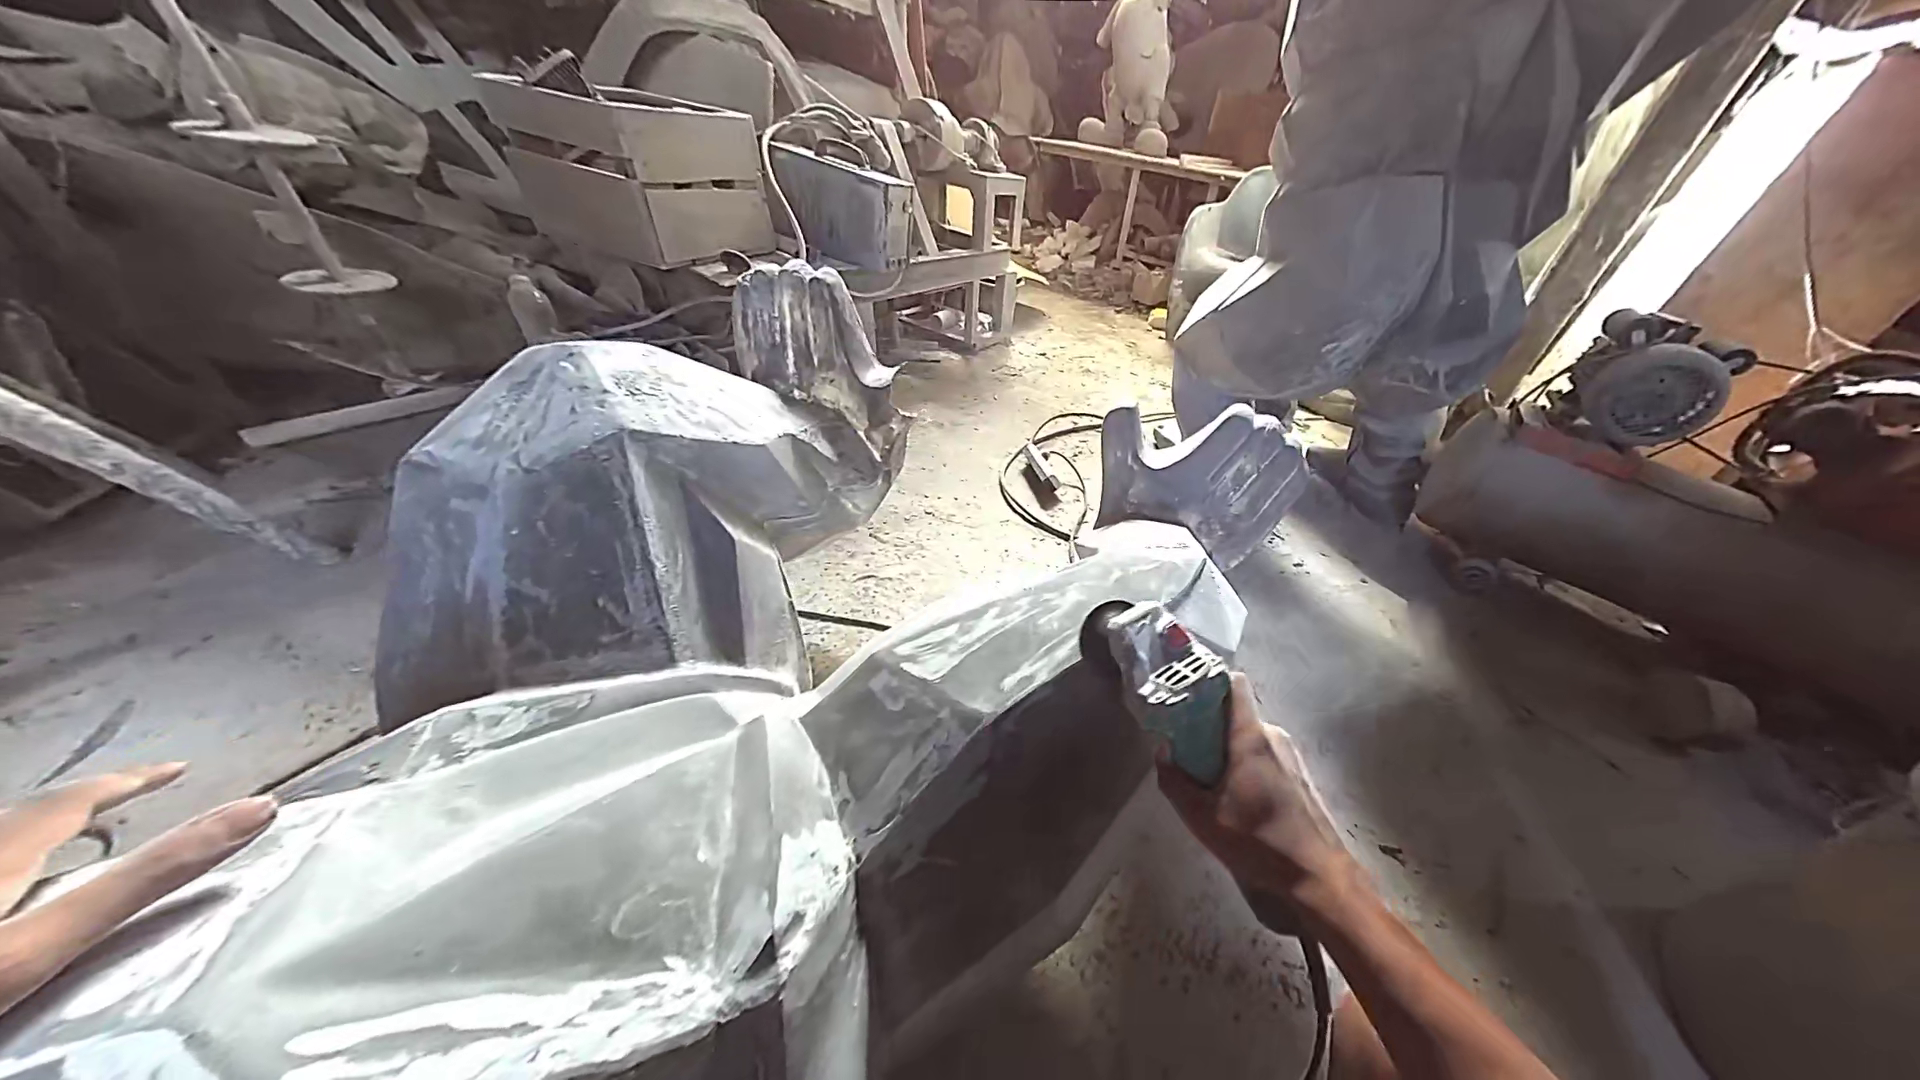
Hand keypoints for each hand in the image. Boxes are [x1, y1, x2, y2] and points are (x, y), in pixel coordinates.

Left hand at [0, 764, 275, 1015]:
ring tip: (63, 848)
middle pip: (17, 821)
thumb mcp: (37, 945)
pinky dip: (1, 871)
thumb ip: (153, 875)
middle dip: (76, 807)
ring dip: (27, 841)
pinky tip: (3, 899)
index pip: (74, 799)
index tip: (178, 767)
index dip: (132, 780)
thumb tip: (261, 808)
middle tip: (126, 805)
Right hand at [1157, 673, 1357, 904]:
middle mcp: (1275, 737)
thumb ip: (1173, 780)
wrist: (1320, 881)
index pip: (1233, 685)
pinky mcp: (1301, 778)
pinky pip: (1265, 756)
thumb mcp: (1200, 816)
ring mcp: (1293, 757)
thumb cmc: (1258, 842)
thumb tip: (1163, 751)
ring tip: (1208, 779)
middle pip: (1235, 715)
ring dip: (1227, 750)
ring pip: (1249, 738)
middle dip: (1209, 726)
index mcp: (1251, 737)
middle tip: (1186, 749)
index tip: (1184, 694)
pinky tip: (1236, 798)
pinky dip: (1245, 765)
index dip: (1208, 682)